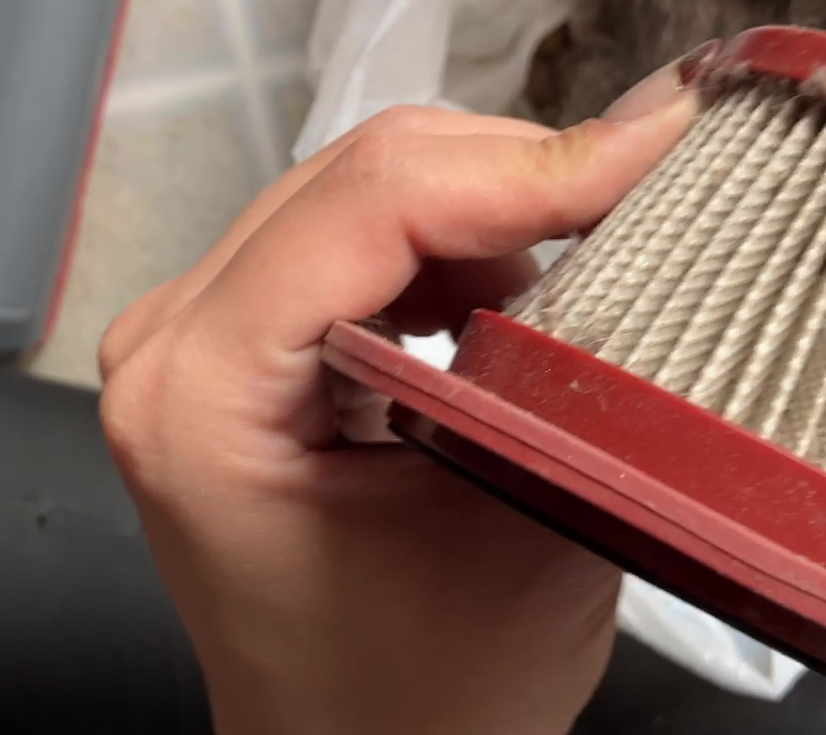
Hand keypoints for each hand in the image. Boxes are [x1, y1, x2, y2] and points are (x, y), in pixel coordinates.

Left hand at [96, 63, 700, 734]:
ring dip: (488, 207)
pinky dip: (455, 239)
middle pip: (368, 173)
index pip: (376, 204)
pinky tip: (500, 299)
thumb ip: (585, 366)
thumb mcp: (525, 529)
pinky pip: (364, 227)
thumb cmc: (422, 696)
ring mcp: (209, 324)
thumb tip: (634, 218)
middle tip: (627, 195)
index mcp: (205, 392)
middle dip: (517, 175)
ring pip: (372, 185)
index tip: (644, 146)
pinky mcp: (254, 326)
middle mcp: (181, 337)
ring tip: (565, 270)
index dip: (527, 166)